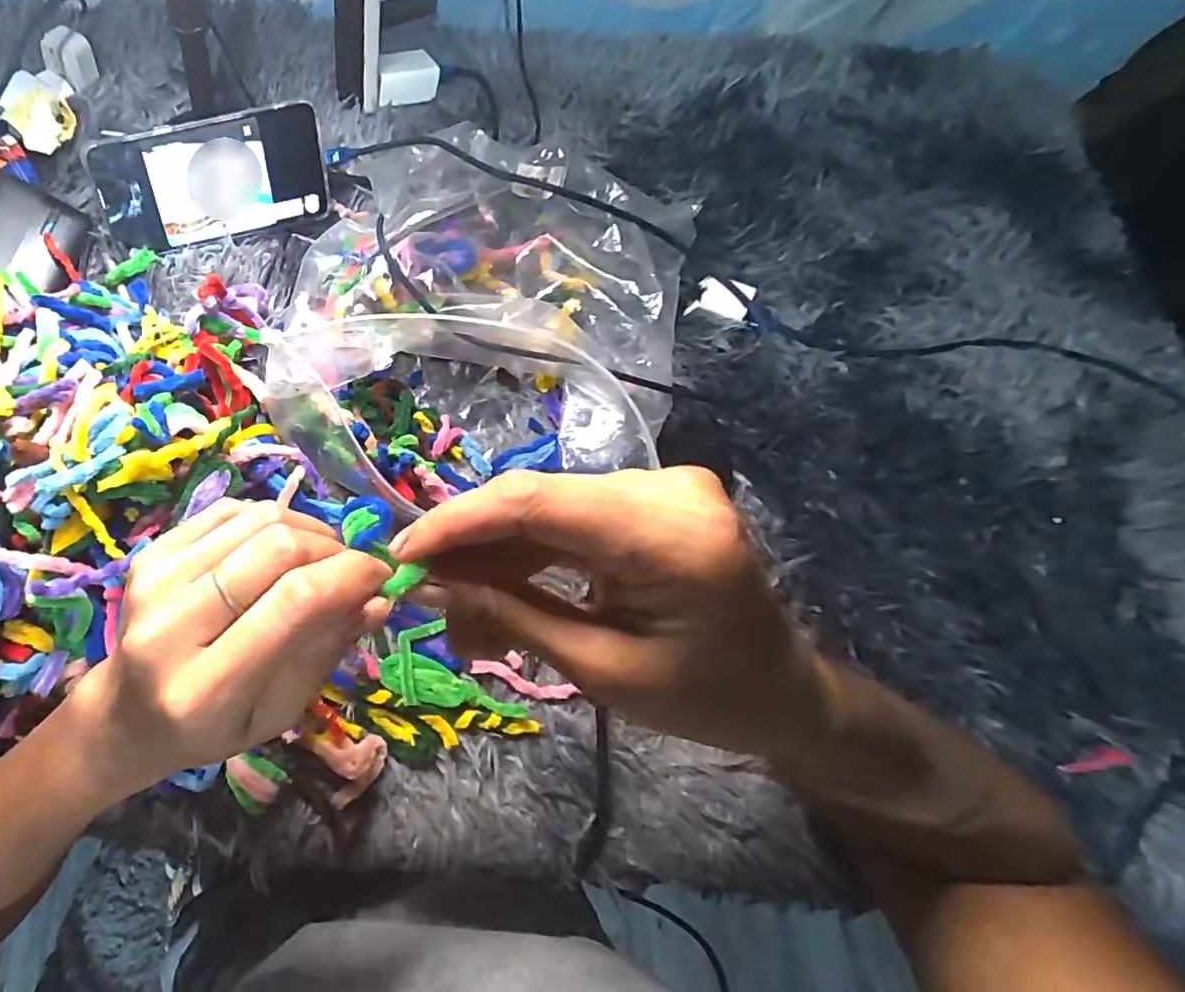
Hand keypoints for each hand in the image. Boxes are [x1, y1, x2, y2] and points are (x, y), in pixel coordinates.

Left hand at [64, 499, 393, 795]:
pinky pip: (230, 510)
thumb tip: (377, 597)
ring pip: (255, 519)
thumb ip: (325, 651)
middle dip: (331, 548)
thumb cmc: (209, 728)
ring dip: (307, 529)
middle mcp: (170, 624)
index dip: (348, 575)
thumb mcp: (275, 712)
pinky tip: (282, 547)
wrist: (127, 712)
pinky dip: (271, 520)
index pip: (293, 602)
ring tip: (323, 556)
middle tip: (354, 567)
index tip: (380, 576)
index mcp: (204, 687)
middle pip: (274, 548)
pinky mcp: (151, 551)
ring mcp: (154, 578)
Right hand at [390, 467, 831, 758]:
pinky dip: (521, 553)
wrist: (783, 691)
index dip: (456, 522)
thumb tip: (432, 584)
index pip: (534, 502)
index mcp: (670, 534)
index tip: (401, 552)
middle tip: (417, 586)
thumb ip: (511, 615)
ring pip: (538, 509)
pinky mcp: (642, 497)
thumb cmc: (706, 698)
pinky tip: (490, 589)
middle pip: (530, 501)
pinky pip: (561, 518)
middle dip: (465, 546)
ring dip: (489, 556)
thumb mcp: (600, 669)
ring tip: (453, 606)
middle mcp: (664, 487)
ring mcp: (655, 486)